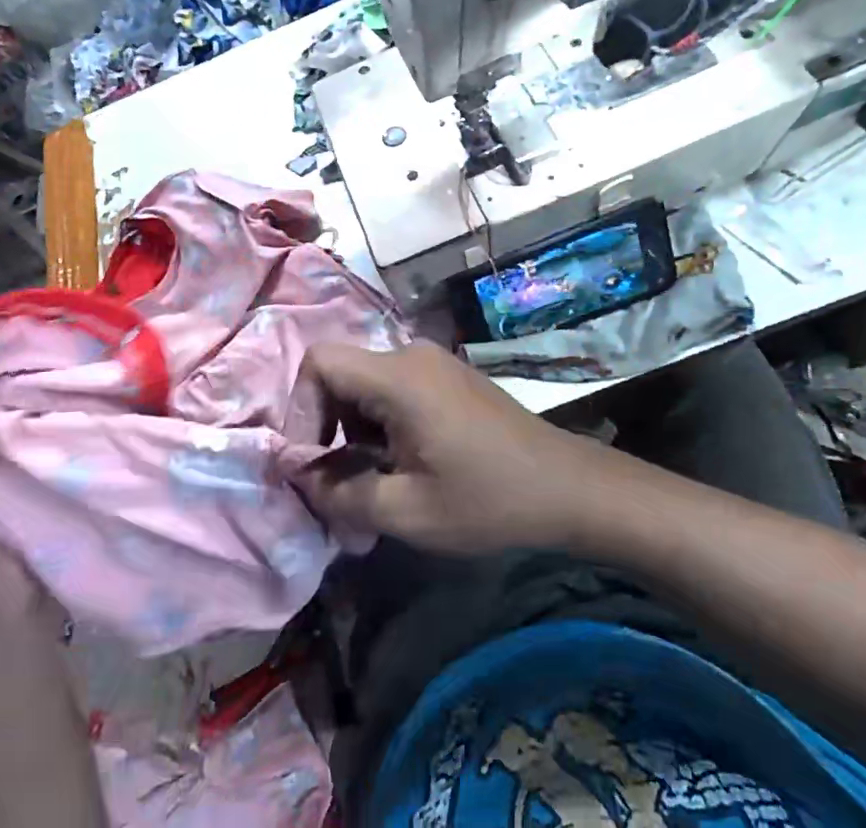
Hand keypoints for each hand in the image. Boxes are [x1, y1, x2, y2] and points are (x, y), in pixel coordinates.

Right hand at [297, 341, 644, 554]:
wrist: (567, 487)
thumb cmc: (488, 500)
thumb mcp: (406, 511)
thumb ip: (339, 492)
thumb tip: (298, 473)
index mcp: (399, 377)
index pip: (319, 362)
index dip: (300, 410)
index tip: (313, 462)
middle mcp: (413, 355)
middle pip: (342, 374)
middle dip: (329, 427)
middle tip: (341, 482)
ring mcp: (436, 364)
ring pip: (367, 385)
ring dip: (357, 431)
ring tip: (377, 480)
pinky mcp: (451, 379)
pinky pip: (396, 390)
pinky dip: (383, 424)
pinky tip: (406, 464)